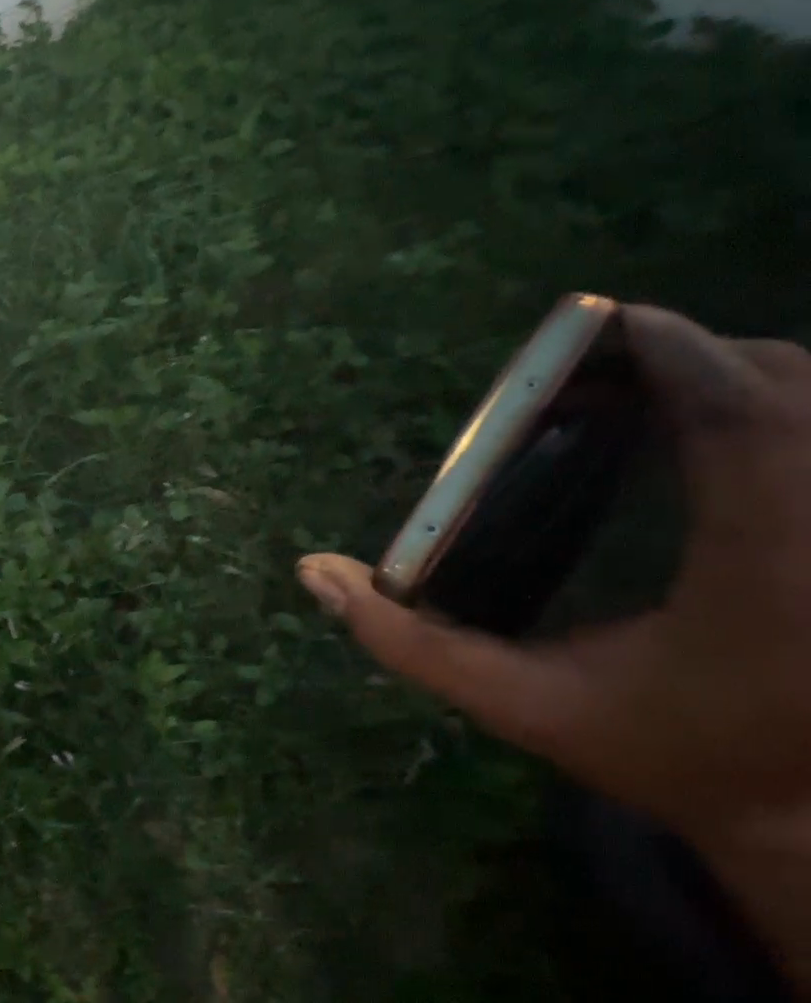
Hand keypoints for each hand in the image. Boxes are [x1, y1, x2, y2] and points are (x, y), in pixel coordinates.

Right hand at [297, 306, 810, 982]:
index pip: (748, 425)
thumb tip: (313, 570)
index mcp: (767, 574)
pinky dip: (773, 408)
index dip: (681, 356)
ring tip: (637, 394)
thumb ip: (410, 643)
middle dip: (694, 357)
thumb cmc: (666, 754)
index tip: (604, 322)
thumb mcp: (521, 705)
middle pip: (794, 390)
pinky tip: (705, 434)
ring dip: (737, 378)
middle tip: (591, 368)